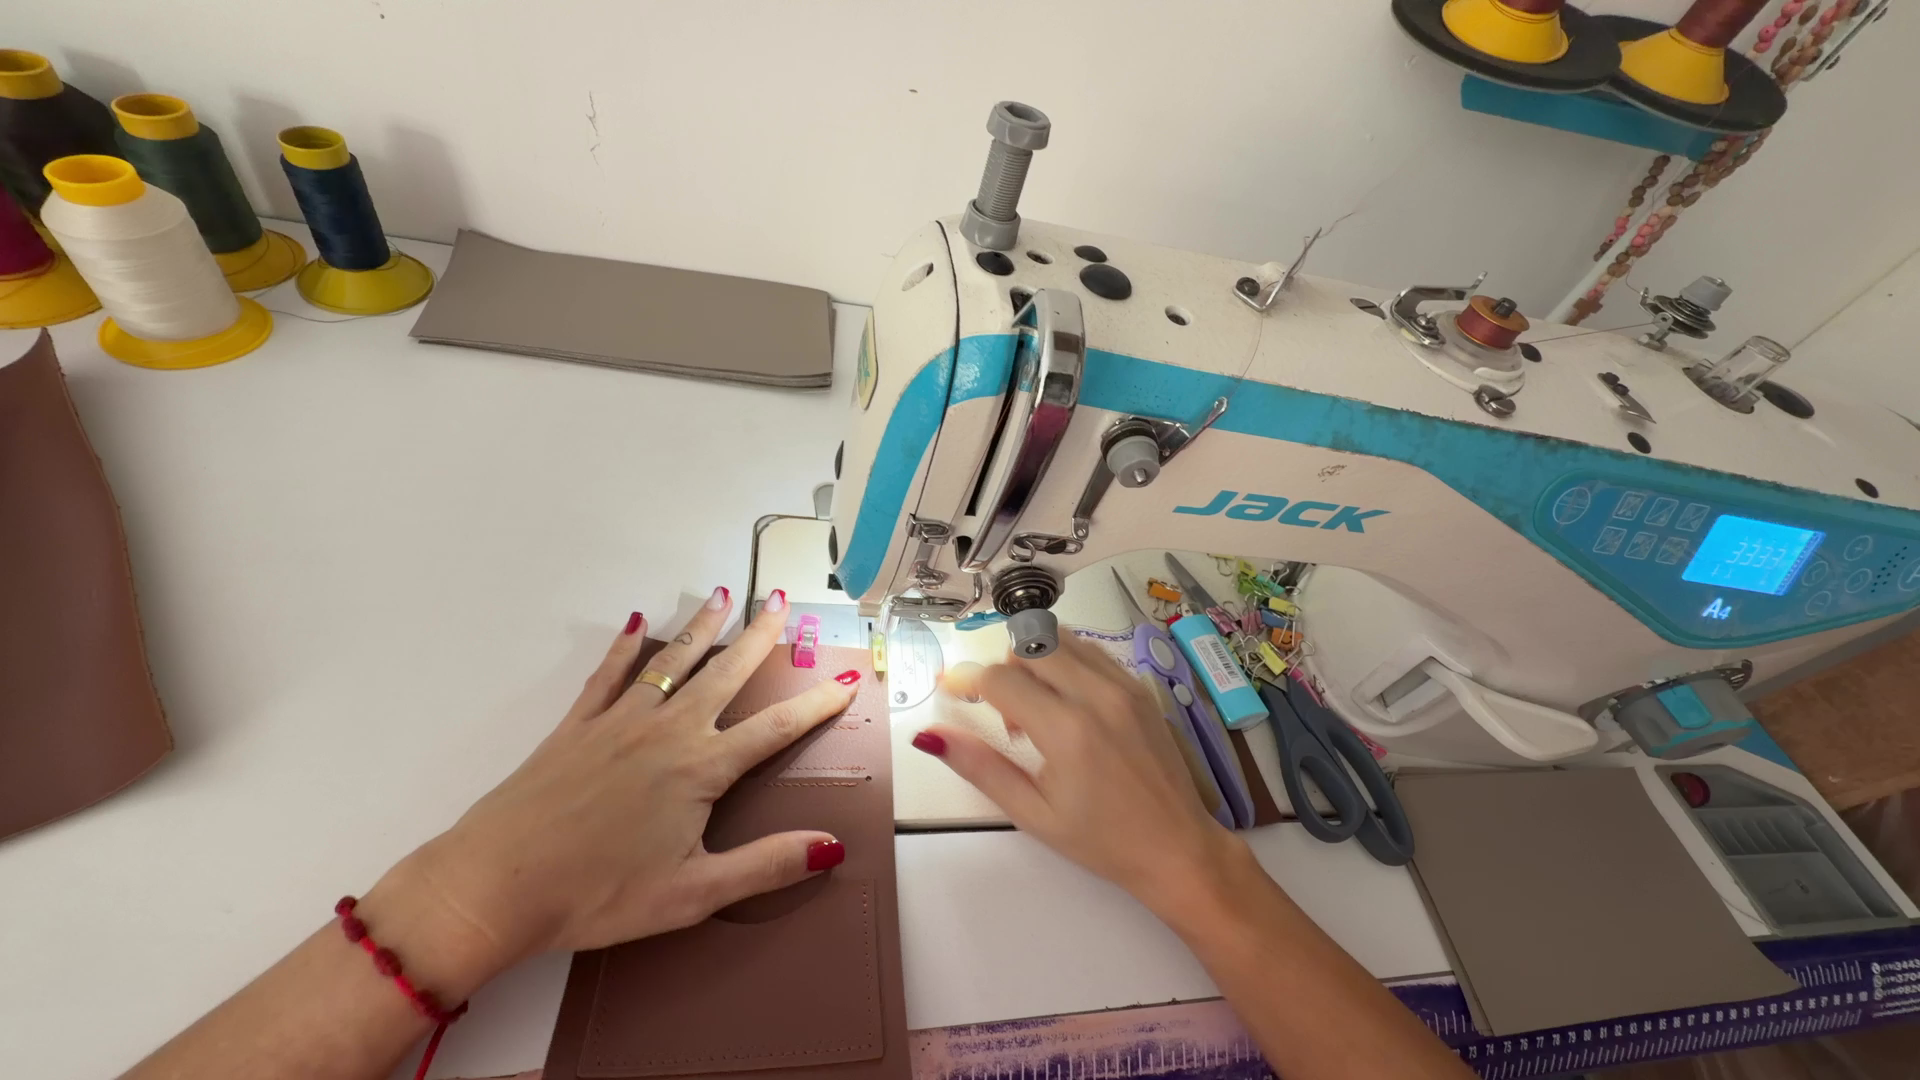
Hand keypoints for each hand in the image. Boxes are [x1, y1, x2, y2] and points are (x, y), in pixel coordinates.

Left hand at [372, 587, 860, 980]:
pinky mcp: (577, 726)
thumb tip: (832, 847)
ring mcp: (620, 722)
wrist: (495, 885)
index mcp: (702, 768)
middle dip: (760, 636)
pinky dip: (625, 648)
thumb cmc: (599, 894)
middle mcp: (669, 731)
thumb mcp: (693, 892)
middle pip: (726, 673)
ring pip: (673, 662)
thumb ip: (766, 864)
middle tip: (782, 601)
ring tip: (723, 596)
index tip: (844, 681)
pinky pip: (608, 676)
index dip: (816, 705)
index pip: (775, 728)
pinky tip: (635, 624)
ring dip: (702, 628)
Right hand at [919, 635, 1242, 914]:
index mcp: (1067, 730)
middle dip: (1003, 666)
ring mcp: (1123, 685)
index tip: (953, 692)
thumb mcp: (1033, 813)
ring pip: (1061, 637)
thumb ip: (980, 767)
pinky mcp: (1139, 686)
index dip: (968, 681)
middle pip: (1029, 642)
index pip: (1000, 679)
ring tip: (1039, 709)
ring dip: (1035, 659)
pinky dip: (1065, 662)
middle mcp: (1096, 694)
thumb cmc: (1102, 840)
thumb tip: (929, 737)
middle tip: (1006, 712)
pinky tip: (1067, 704)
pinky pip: (1091, 651)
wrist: (1178, 847)